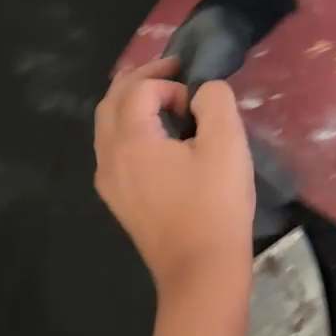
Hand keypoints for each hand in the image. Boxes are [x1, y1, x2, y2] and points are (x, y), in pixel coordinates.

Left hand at [94, 58, 256, 296]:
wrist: (201, 266)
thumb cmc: (214, 200)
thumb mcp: (227, 140)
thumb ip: (215, 100)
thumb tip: (203, 92)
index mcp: (130, 142)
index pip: (139, 90)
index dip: (170, 83)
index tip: (199, 100)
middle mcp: (109, 159)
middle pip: (110, 103)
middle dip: (141, 78)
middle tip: (175, 68)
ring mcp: (110, 182)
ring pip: (108, 126)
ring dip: (133, 101)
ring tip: (168, 95)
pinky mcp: (120, 198)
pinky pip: (114, 147)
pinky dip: (132, 125)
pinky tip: (162, 134)